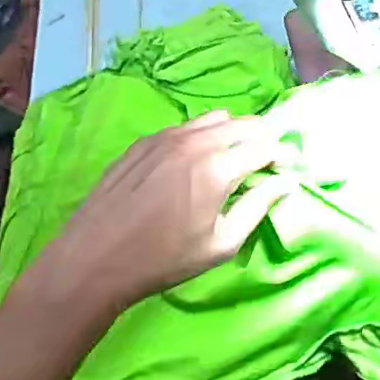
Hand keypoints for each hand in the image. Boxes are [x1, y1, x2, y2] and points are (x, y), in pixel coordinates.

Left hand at [33, 111, 300, 315]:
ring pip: (217, 118)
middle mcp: (197, 142)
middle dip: (263, 140)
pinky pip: (187, 126)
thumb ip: (259, 206)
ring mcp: (167, 136)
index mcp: (219, 168)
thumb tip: (287, 182)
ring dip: (233, 134)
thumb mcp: (221, 243)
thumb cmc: (163, 260)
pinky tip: (192, 165)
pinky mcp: (145, 141)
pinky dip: (203, 137)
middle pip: (246, 123)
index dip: (283, 156)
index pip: (267, 145)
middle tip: (263, 164)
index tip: (286, 170)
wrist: (92, 261)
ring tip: (230, 160)